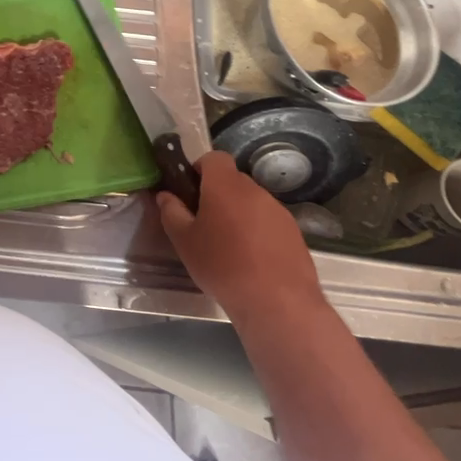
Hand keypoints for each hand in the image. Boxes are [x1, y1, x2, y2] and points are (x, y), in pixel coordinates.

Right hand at [156, 152, 324, 325]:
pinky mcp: (295, 233)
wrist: (278, 303)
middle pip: (233, 180)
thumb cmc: (222, 265)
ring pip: (252, 202)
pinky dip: (258, 232)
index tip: (191, 191)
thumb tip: (165, 196)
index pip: (214, 158)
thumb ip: (171, 212)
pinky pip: (269, 222)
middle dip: (218, 194)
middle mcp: (255, 191)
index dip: (200, 168)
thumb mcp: (184, 240)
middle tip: (205, 222)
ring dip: (239, 214)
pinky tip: (252, 259)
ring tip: (230, 246)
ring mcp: (279, 212)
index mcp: (225, 186)